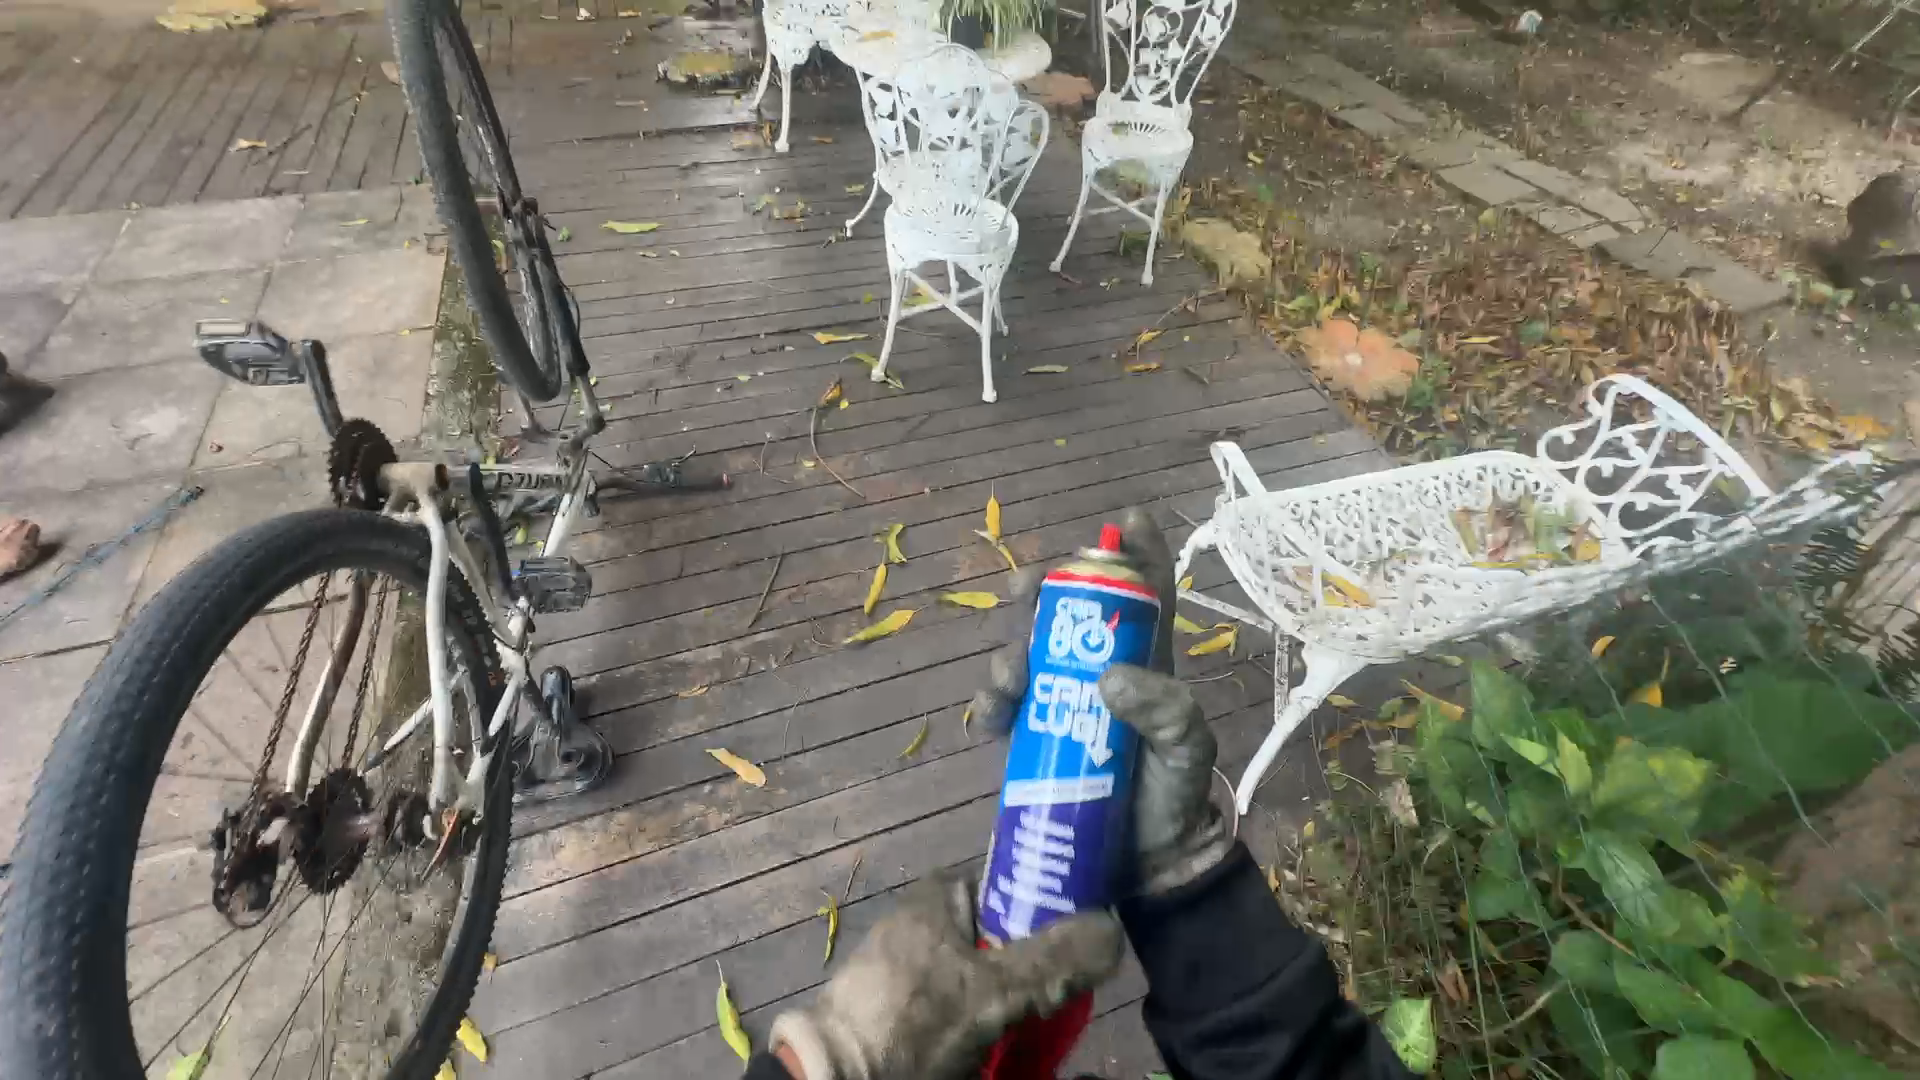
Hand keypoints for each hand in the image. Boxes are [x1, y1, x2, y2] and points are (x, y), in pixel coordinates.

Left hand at [768, 868, 1121, 1079]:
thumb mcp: (991, 990)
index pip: (1019, 884)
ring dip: (1021, 1003)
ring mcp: (918, 961)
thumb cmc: (912, 1018)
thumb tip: (1113, 930)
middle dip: (1041, 970)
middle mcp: (932, 916)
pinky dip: (993, 1023)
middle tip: (1066, 1001)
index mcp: (944, 890)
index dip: (1058, 910)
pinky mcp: (910, 1002)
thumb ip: (1053, 961)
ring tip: (1043, 1026)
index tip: (1087, 945)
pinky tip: (1009, 1045)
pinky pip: (969, 1005)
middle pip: (1011, 937)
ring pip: (994, 976)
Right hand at [967, 508, 1233, 895]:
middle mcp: (1096, 669)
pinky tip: (994, 714)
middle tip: (1028, 586)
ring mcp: (1057, 700)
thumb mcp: (1187, 749)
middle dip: (1045, 587)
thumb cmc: (1171, 796)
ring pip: (1025, 650)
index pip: (1144, 596)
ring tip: (1014, 671)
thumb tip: (1107, 678)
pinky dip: (990, 702)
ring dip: (1012, 647)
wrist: (1144, 864)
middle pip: (1066, 612)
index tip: (1125, 521)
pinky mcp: (1029, 735)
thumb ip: (1165, 710)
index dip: (1137, 554)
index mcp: (1146, 661)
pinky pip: (1001, 705)